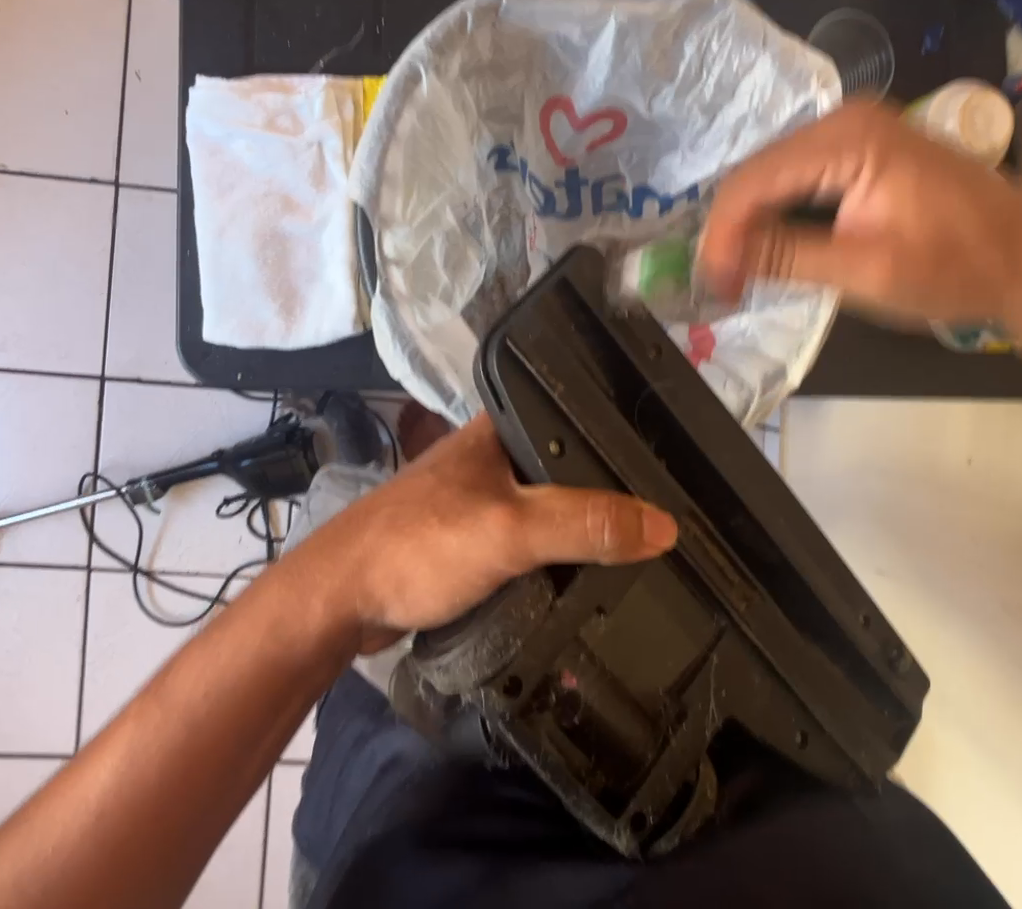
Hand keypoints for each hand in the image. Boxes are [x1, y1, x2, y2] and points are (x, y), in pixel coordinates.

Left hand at [310, 416, 678, 651]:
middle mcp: (493, 456)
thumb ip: (584, 524)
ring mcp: (480, 498)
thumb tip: (663, 527)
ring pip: (550, 509)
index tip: (680, 475)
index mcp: (502, 428)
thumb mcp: (509, 530)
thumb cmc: (419, 548)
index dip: (630, 444)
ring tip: (639, 553)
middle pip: (571, 470)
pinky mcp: (471, 537)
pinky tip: (584, 577)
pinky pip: (529, 542)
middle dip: (614, 497)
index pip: (581, 421)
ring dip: (583, 532)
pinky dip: (555, 557)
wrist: (341, 599)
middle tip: (666, 526)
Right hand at [699, 101, 1021, 325]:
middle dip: (732, 230)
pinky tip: (767, 249)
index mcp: (847, 138)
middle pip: (757, 174)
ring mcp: (855, 132)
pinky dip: (777, 217)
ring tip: (736, 274)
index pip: (752, 181)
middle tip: (720, 284)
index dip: (722, 235)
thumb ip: (786, 257)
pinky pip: (798, 181)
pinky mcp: (862, 151)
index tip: (711, 284)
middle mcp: (845, 121)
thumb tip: (718, 260)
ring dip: (750, 226)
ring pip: (772, 178)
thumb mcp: (865, 270)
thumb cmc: (957, 267)